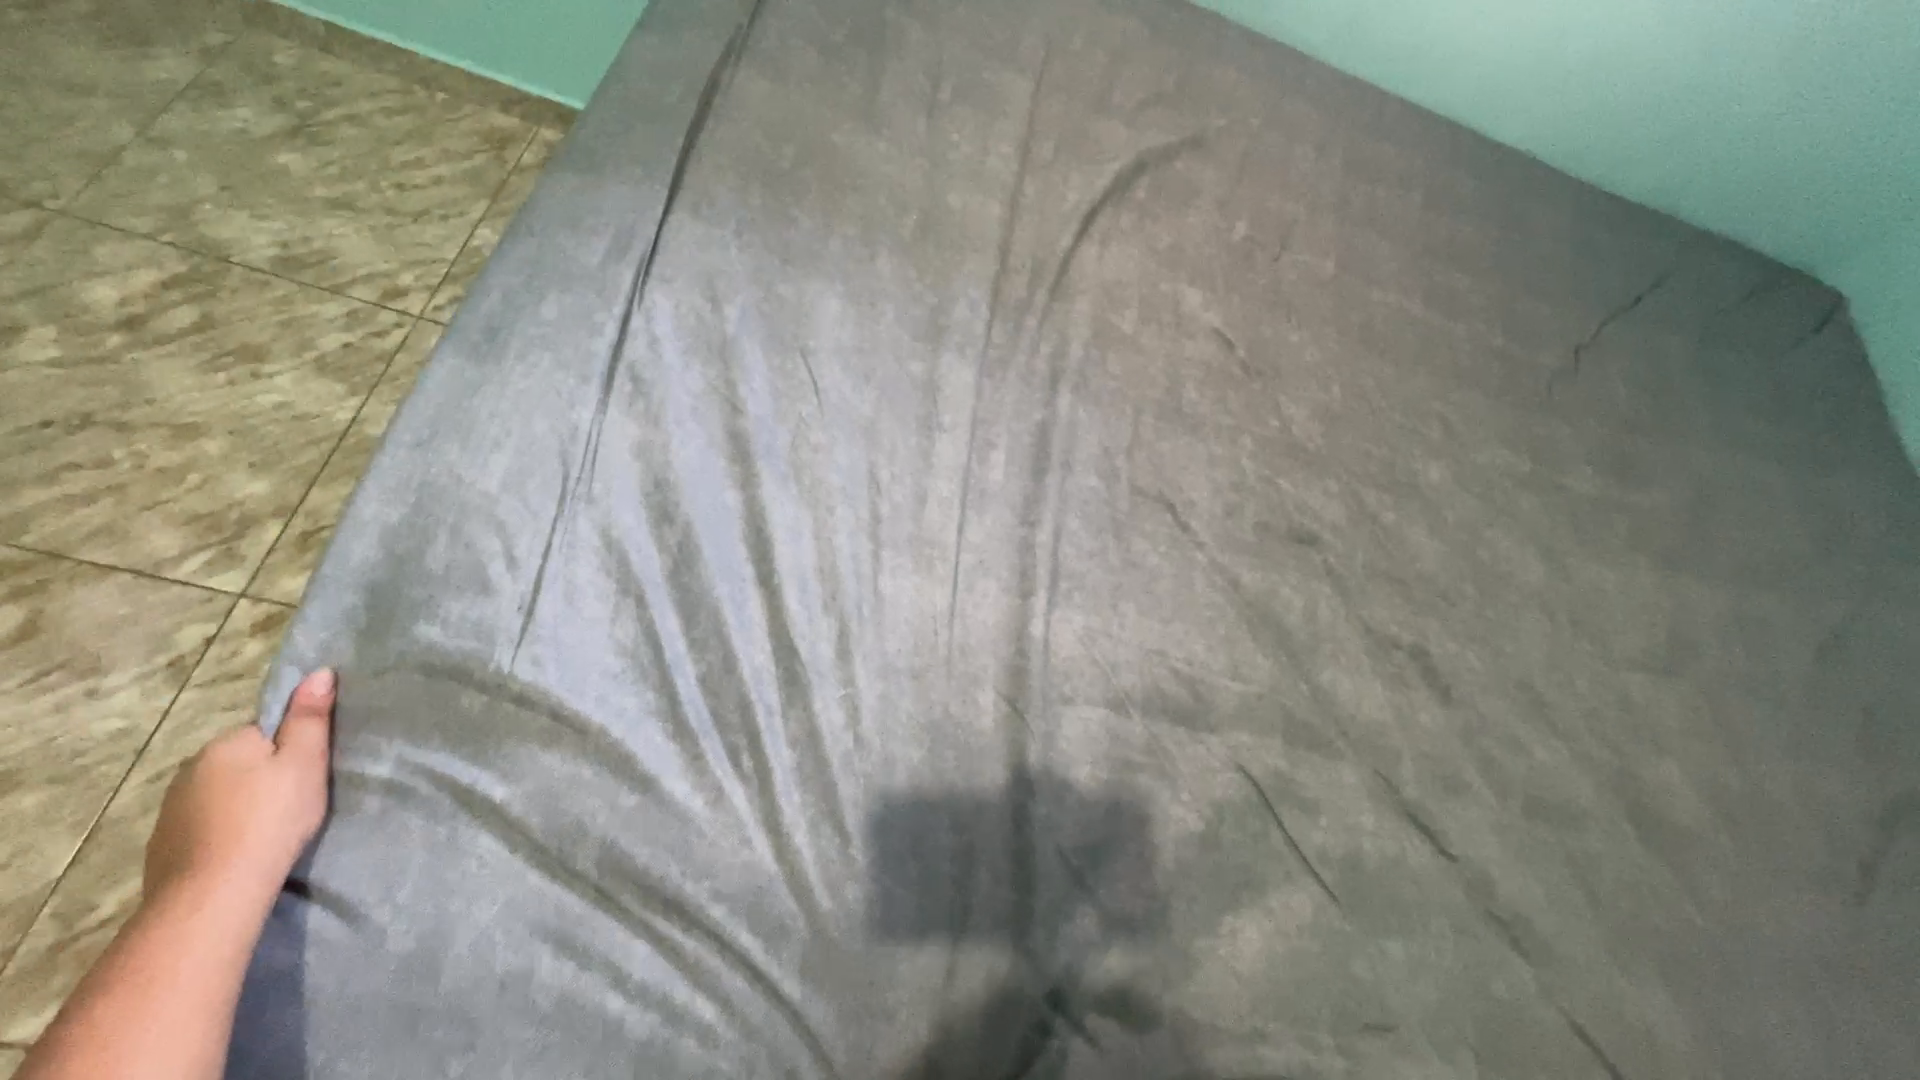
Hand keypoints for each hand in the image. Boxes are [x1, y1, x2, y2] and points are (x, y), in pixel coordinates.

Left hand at [144, 669, 335, 907]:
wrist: (214, 890)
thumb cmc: (271, 818)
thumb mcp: (305, 763)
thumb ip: (310, 718)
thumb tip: (320, 671)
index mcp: (227, 743)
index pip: (263, 732)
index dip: (289, 750)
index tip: (305, 773)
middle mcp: (191, 767)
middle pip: (239, 762)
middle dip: (262, 775)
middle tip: (293, 801)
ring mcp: (171, 807)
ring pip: (218, 793)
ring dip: (239, 803)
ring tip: (267, 829)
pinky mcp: (163, 842)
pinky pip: (201, 824)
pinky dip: (220, 830)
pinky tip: (238, 848)